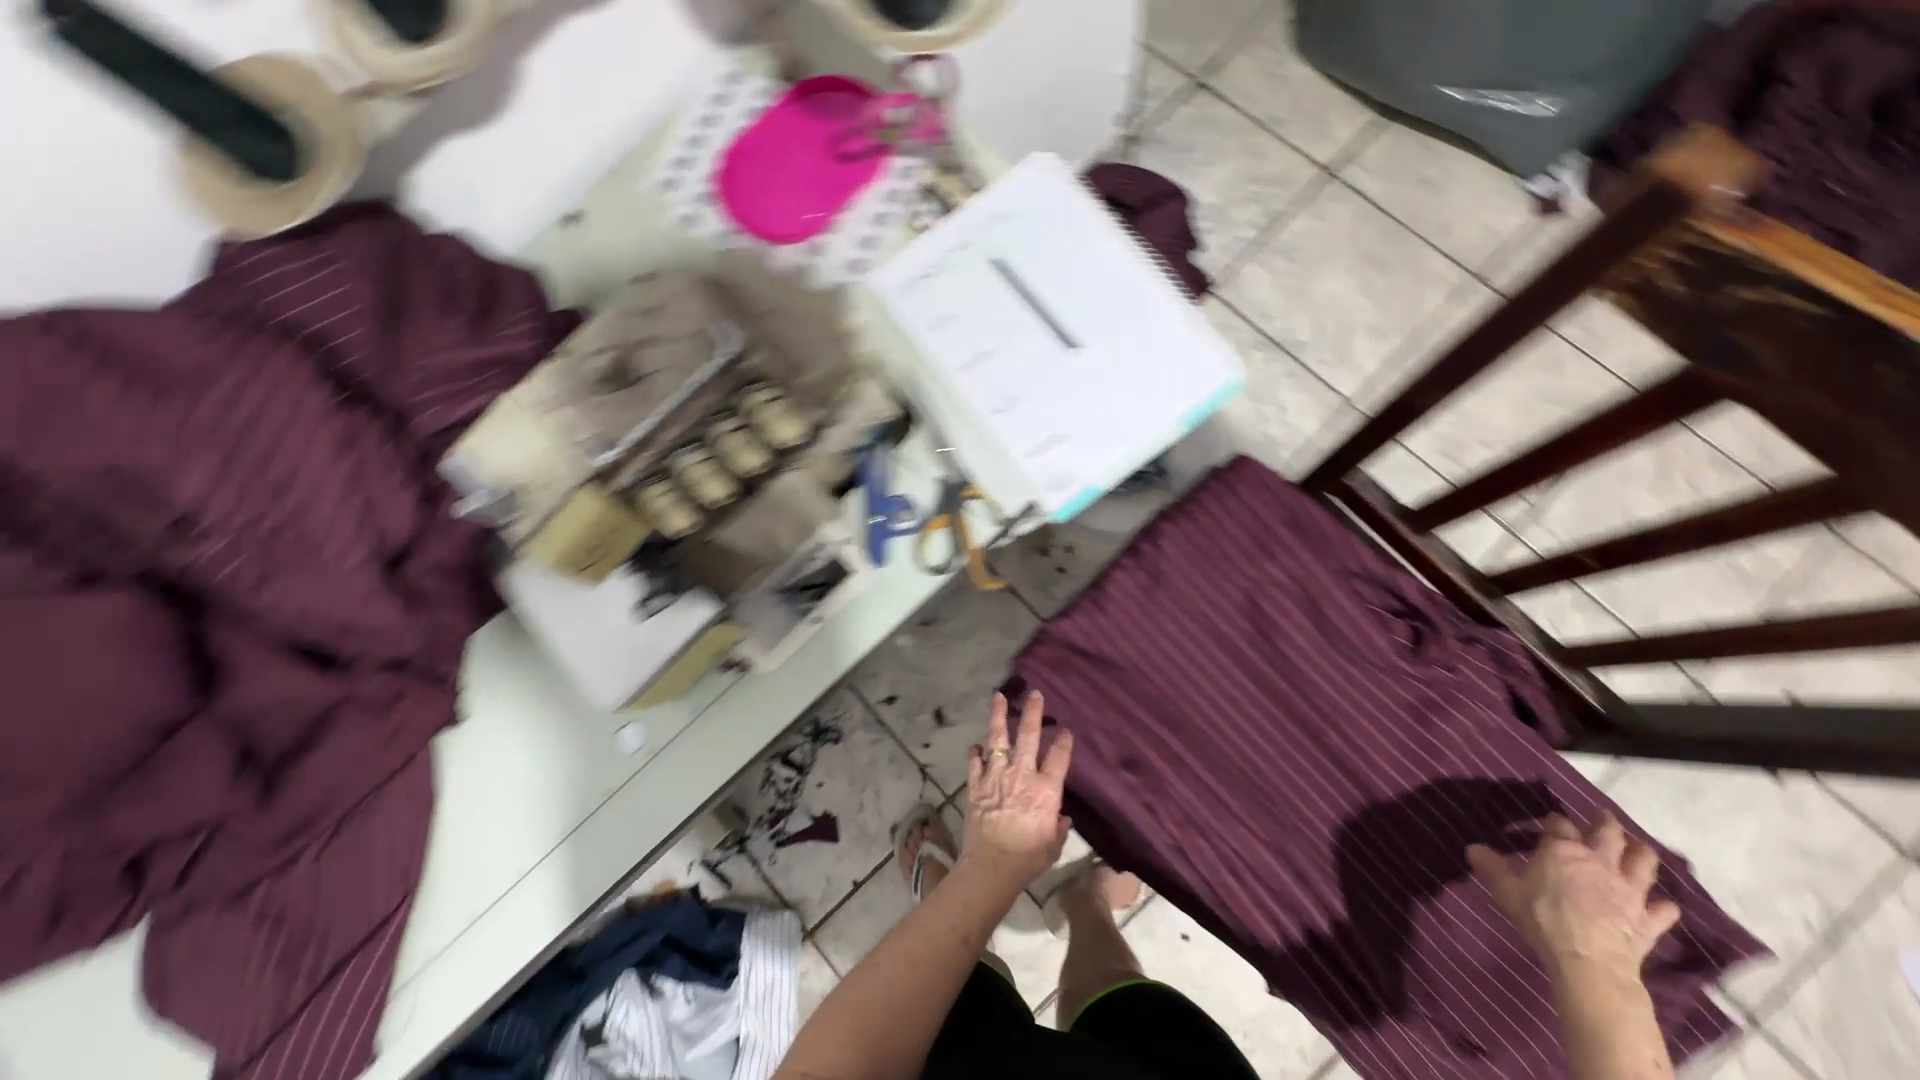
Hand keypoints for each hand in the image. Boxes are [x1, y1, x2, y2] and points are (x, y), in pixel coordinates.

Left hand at [961, 692, 1072, 887]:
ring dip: (998, 716)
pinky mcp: (975, 786)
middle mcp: (1022, 775)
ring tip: (998, 697)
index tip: (1065, 730)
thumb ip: (1058, 828)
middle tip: (1035, 694)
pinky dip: (975, 753)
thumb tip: (1061, 818)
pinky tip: (975, 747)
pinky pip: (974, 763)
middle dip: (1033, 712)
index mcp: (1046, 790)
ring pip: (997, 739)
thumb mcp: (1053, 846)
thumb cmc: (1028, 859)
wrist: (991, 866)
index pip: (1059, 757)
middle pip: (1029, 736)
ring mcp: (996, 777)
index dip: (1064, 741)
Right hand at [1468, 813, 1681, 983]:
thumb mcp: (1506, 891)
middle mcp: (1600, 861)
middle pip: (1609, 833)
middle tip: (1603, 818)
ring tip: (1637, 849)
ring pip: (1645, 862)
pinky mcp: (1648, 918)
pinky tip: (1658, 905)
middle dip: (1605, 822)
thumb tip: (1473, 848)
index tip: (1550, 822)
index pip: (1559, 824)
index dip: (1555, 821)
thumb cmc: (1542, 918)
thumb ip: (1491, 867)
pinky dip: (1662, 905)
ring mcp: (1630, 889)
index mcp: (1563, 850)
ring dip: (1641, 853)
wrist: (1587, 960)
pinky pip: (1664, 908)